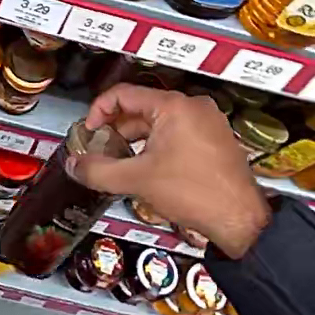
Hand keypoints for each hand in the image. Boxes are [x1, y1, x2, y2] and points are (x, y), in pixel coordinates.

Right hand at [72, 85, 270, 258]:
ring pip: (159, 121)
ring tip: (122, 161)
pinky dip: (157, 145)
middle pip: (141, 107)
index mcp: (174, 106)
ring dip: (136, 138)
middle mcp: (193, 107)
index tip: (90, 131)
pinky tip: (148, 168)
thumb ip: (98, 170)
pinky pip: (177, 132)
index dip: (99, 111)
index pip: (123, 94)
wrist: (240, 220)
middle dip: (116, 128)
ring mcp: (208, 122)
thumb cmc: (196, 194)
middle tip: (101, 148)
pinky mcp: (215, 139)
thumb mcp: (136, 180)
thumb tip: (75, 165)